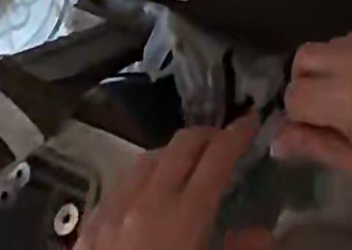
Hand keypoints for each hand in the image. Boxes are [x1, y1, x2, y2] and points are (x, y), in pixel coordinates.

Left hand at [78, 112, 261, 249]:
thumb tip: (263, 231)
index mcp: (182, 218)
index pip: (217, 158)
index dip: (238, 135)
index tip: (253, 121)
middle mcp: (146, 202)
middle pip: (182, 145)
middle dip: (208, 136)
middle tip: (225, 142)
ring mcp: (112, 212)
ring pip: (149, 158)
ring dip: (175, 154)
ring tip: (190, 167)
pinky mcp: (88, 229)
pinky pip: (121, 185)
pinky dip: (144, 178)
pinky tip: (148, 198)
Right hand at [271, 32, 351, 211]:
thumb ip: (313, 145)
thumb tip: (276, 141)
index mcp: (342, 95)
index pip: (294, 94)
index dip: (298, 116)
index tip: (314, 131)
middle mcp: (351, 58)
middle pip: (303, 56)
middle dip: (304, 83)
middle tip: (324, 112)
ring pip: (326, 44)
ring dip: (325, 67)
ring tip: (346, 97)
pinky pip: (350, 38)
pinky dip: (346, 56)